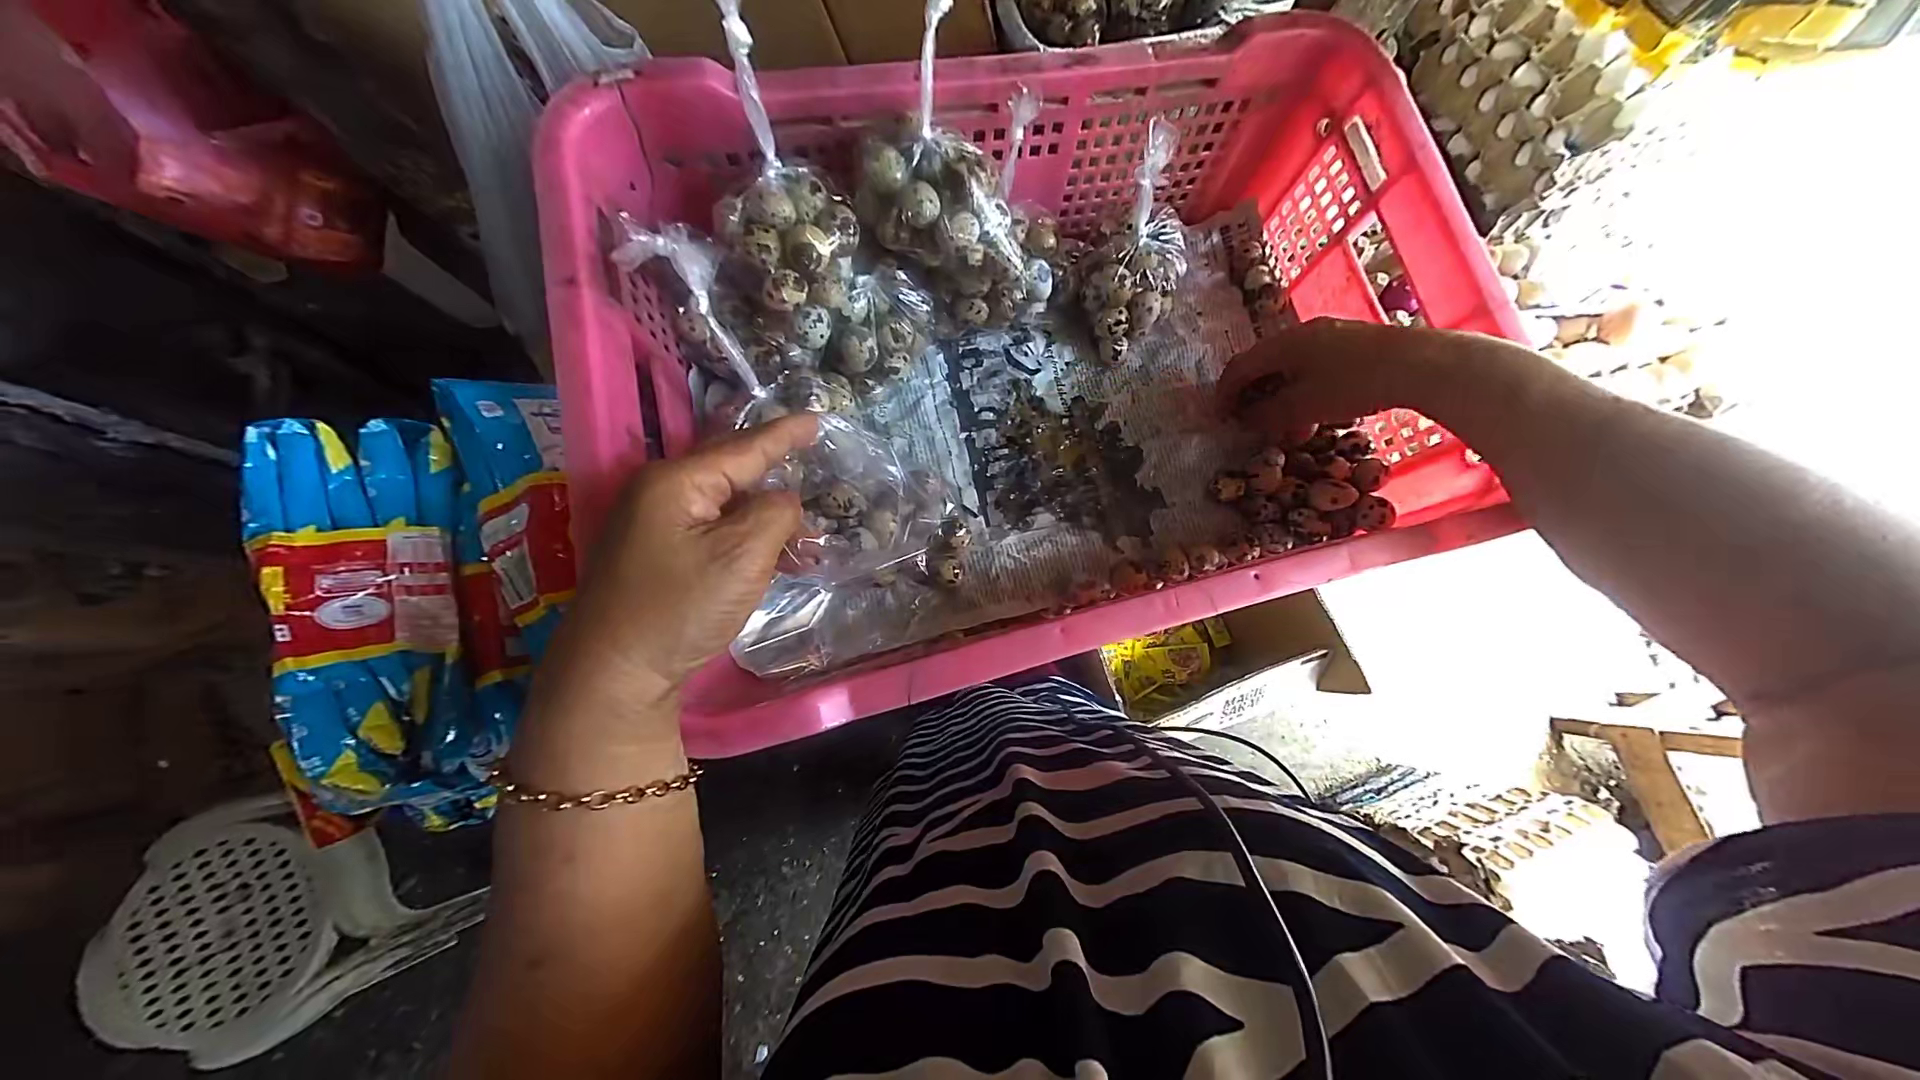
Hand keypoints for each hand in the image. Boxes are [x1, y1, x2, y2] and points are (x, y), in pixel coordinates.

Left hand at [537, 413, 818, 714]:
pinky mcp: (659, 556)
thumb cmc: (679, 607)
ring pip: (727, 508)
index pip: (744, 448)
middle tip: (817, 474)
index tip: (816, 420)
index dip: (784, 434)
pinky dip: (748, 543)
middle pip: (733, 474)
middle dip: (777, 480)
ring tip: (807, 542)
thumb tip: (785, 501)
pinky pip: (715, 533)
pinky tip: (774, 561)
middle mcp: (661, 494)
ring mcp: (655, 526)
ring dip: (768, 522)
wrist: (615, 673)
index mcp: (677, 482)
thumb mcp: (742, 555)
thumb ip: (776, 514)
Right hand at [1216, 318, 1462, 443]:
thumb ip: (1267, 415)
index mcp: (1281, 344)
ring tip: (1287, 425)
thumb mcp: (1302, 407)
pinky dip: (1302, 390)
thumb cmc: (1352, 384)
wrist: (1420, 364)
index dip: (1224, 394)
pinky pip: (1312, 367)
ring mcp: (1329, 335)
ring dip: (1279, 396)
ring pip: (1289, 368)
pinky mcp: (1352, 343)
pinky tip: (1316, 412)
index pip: (1238, 368)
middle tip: (1251, 422)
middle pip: (1263, 366)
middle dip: (1252, 396)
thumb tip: (1247, 419)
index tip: (1220, 418)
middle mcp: (1300, 333)